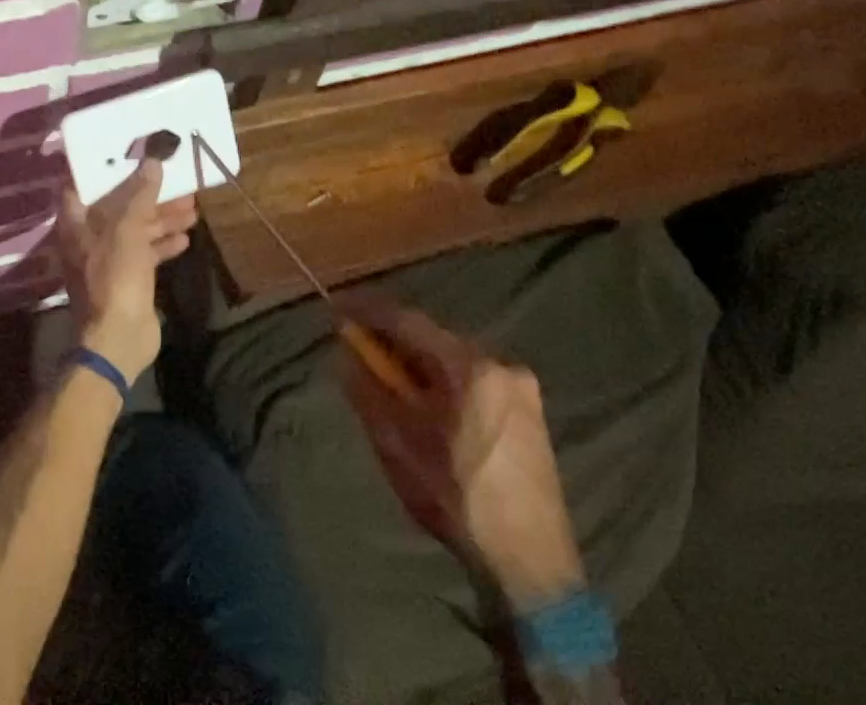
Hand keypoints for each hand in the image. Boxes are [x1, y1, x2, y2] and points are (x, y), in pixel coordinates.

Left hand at [55, 159, 198, 380]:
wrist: (118, 337)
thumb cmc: (115, 278)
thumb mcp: (128, 231)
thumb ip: (140, 196)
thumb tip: (152, 163)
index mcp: (76, 224)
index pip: (81, 185)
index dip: (101, 169)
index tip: (127, 153)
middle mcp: (88, 239)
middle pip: (117, 207)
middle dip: (147, 194)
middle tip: (175, 180)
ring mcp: (107, 261)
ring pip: (135, 230)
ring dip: (161, 218)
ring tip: (192, 207)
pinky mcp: (127, 280)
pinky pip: (145, 253)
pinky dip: (163, 244)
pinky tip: (187, 238)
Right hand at [337, 293, 583, 606]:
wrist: (528, 559)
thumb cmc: (454, 497)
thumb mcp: (396, 442)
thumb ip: (368, 389)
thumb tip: (347, 354)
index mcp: (470, 369)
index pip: (408, 322)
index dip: (367, 310)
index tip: (335, 305)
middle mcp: (502, 366)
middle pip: (433, 338)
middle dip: (391, 340)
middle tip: (354, 347)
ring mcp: (522, 389)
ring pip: (454, 361)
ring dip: (416, 363)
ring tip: (384, 380)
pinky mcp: (530, 413)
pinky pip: (473, 380)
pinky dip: (441, 382)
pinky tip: (422, 404)